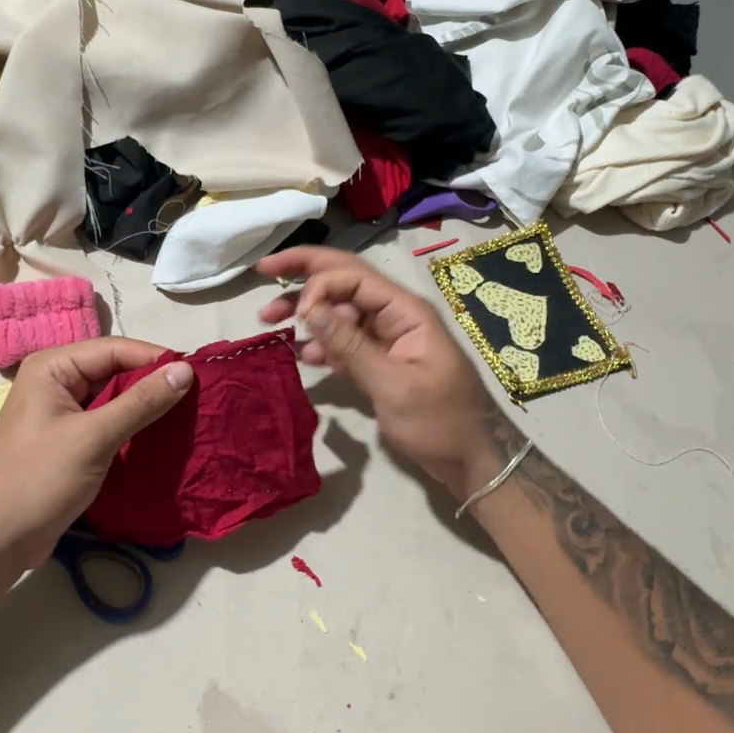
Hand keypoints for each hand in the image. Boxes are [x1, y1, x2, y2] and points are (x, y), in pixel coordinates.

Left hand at [0, 337, 192, 569]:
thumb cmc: (39, 479)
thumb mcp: (94, 437)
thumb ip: (141, 402)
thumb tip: (185, 369)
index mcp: (53, 367)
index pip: (115, 349)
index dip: (156, 359)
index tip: (199, 375)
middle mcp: (55, 381)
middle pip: (114, 370)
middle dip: (153, 383)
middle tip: (198, 398)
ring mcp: (60, 412)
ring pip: (113, 398)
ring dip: (145, 407)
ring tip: (187, 417)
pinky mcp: (67, 441)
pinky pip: (106, 423)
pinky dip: (131, 428)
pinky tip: (160, 439)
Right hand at [255, 247, 512, 498]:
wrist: (469, 461)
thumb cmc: (440, 423)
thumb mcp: (393, 385)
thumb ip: (350, 345)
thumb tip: (309, 309)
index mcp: (406, 311)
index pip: (354, 276)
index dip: (320, 285)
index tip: (297, 316)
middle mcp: (395, 315)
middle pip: (344, 280)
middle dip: (304, 274)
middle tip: (264, 270)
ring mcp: (387, 337)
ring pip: (338, 310)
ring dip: (305, 311)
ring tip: (268, 319)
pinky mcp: (379, 359)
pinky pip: (343, 339)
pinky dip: (320, 342)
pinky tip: (301, 354)